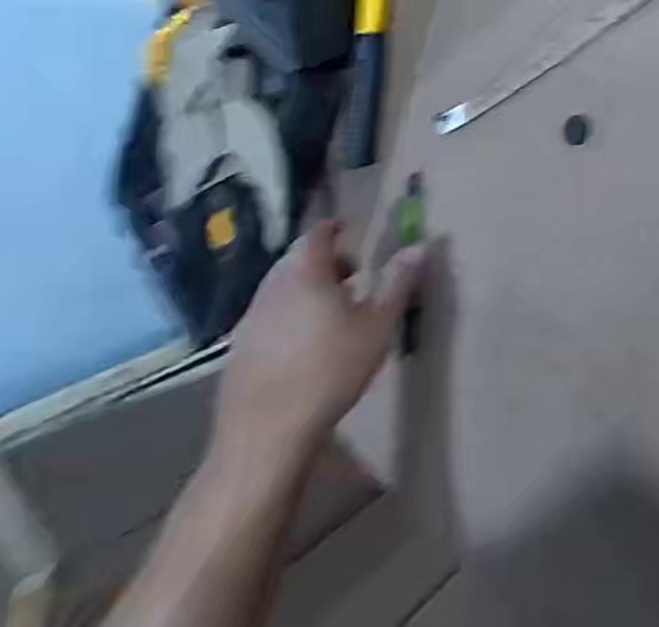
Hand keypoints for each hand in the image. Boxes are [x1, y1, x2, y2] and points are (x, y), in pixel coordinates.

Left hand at [211, 220, 424, 467]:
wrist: (266, 431)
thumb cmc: (332, 368)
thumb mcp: (379, 324)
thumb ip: (397, 282)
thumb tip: (419, 246)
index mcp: (305, 276)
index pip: (314, 236)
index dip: (331, 228)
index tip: (348, 228)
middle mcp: (271, 290)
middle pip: (295, 261)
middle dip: (323, 259)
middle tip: (353, 272)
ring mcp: (250, 320)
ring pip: (280, 288)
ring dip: (307, 286)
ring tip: (336, 307)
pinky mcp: (240, 349)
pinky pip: (269, 314)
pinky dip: (291, 311)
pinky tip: (308, 339)